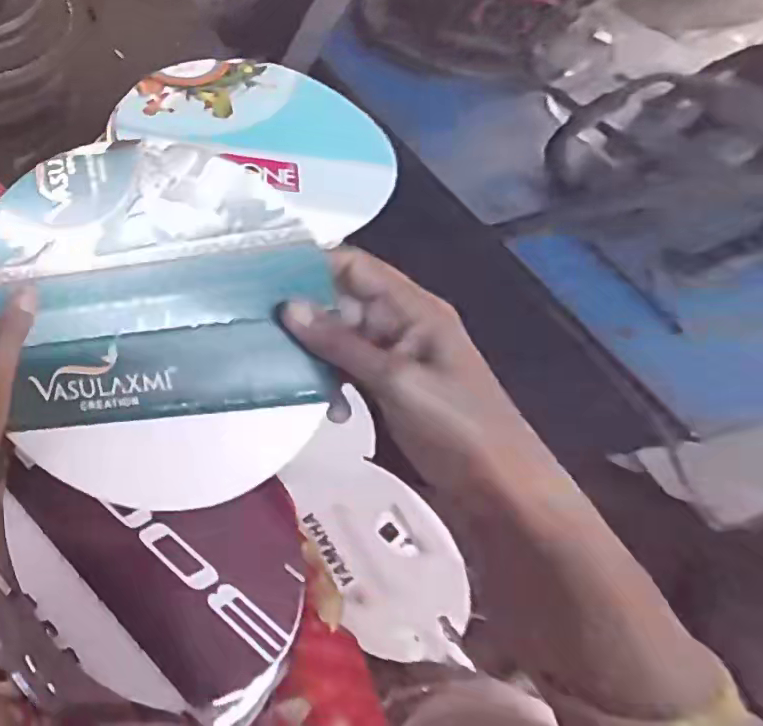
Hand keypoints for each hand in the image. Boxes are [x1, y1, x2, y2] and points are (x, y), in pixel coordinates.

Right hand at [281, 248, 553, 495]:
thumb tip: (285, 306)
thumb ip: (338, 342)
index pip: (352, 265)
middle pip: (334, 300)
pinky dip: (324, 381)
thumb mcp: (396, 381)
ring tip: (287, 372)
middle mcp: (396, 323)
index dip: (308, 263)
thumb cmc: (461, 429)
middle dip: (299, 313)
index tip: (260, 275)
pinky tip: (328, 408)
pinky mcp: (381, 385)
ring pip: (331, 336)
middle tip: (256, 326)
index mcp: (412, 309)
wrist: (506, 500)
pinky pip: (338, 367)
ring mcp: (388, 355)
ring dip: (309, 353)